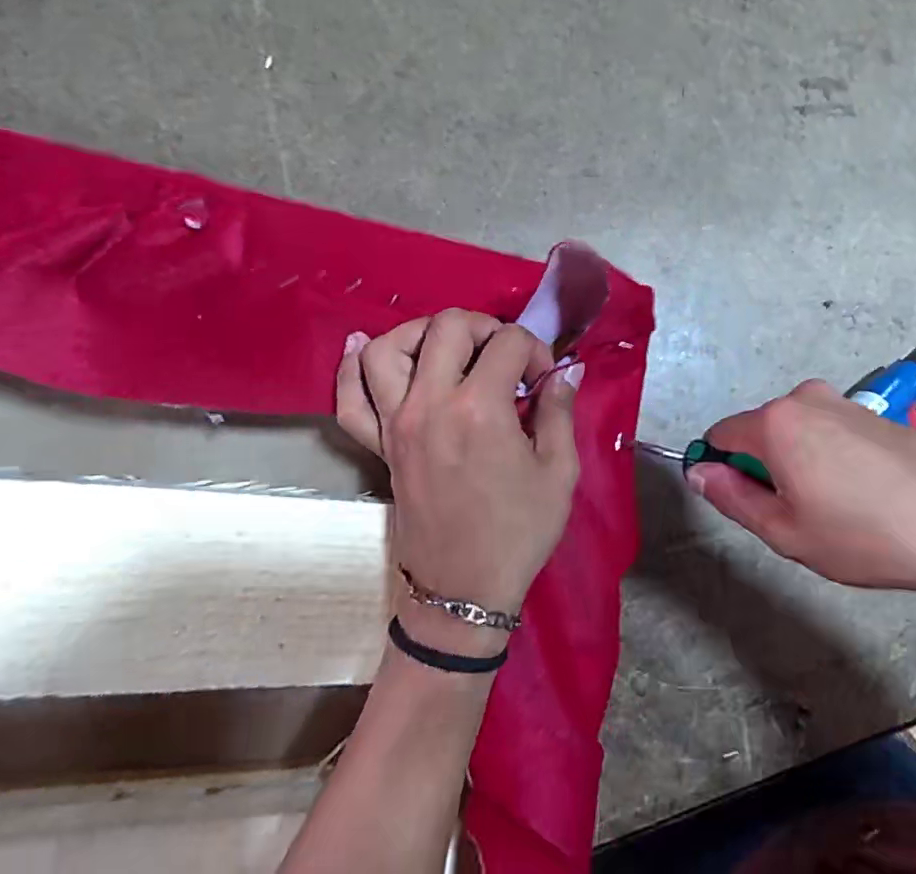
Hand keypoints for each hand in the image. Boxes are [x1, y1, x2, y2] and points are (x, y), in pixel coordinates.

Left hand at [335, 310, 581, 651]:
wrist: (465, 588)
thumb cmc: (520, 530)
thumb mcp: (559, 471)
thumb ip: (560, 411)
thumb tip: (566, 372)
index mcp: (480, 409)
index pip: (509, 343)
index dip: (536, 351)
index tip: (545, 381)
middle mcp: (430, 405)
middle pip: (448, 328)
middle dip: (486, 327)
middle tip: (506, 358)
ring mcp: (396, 424)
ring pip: (389, 349)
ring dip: (423, 334)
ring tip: (451, 348)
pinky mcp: (378, 446)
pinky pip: (349, 398)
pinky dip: (351, 366)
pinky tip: (364, 347)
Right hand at [690, 380, 915, 603]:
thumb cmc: (860, 535)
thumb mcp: (784, 530)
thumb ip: (731, 496)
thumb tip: (701, 470)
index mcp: (778, 421)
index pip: (723, 433)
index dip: (720, 468)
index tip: (744, 501)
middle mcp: (809, 398)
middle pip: (763, 429)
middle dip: (765, 465)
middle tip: (796, 513)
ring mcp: (848, 402)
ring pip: (800, 430)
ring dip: (800, 461)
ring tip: (835, 507)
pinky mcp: (878, 415)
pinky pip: (834, 431)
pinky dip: (833, 456)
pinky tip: (865, 494)